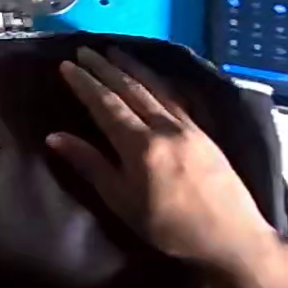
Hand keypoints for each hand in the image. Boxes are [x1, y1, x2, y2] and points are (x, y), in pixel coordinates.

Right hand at [49, 47, 279, 278]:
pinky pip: (174, 96)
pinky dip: (157, 80)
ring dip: (130, 66)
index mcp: (140, 145)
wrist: (233, 238)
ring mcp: (187, 125)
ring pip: (153, 87)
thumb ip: (90, 165)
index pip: (105, 104)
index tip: (67, 66)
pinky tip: (151, 75)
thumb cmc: (169, 228)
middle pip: (129, 88)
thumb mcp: (122, 203)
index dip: (84, 83)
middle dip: (104, 67)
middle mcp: (163, 126)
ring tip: (112, 51)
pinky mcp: (203, 130)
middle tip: (84, 50)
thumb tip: (55, 137)